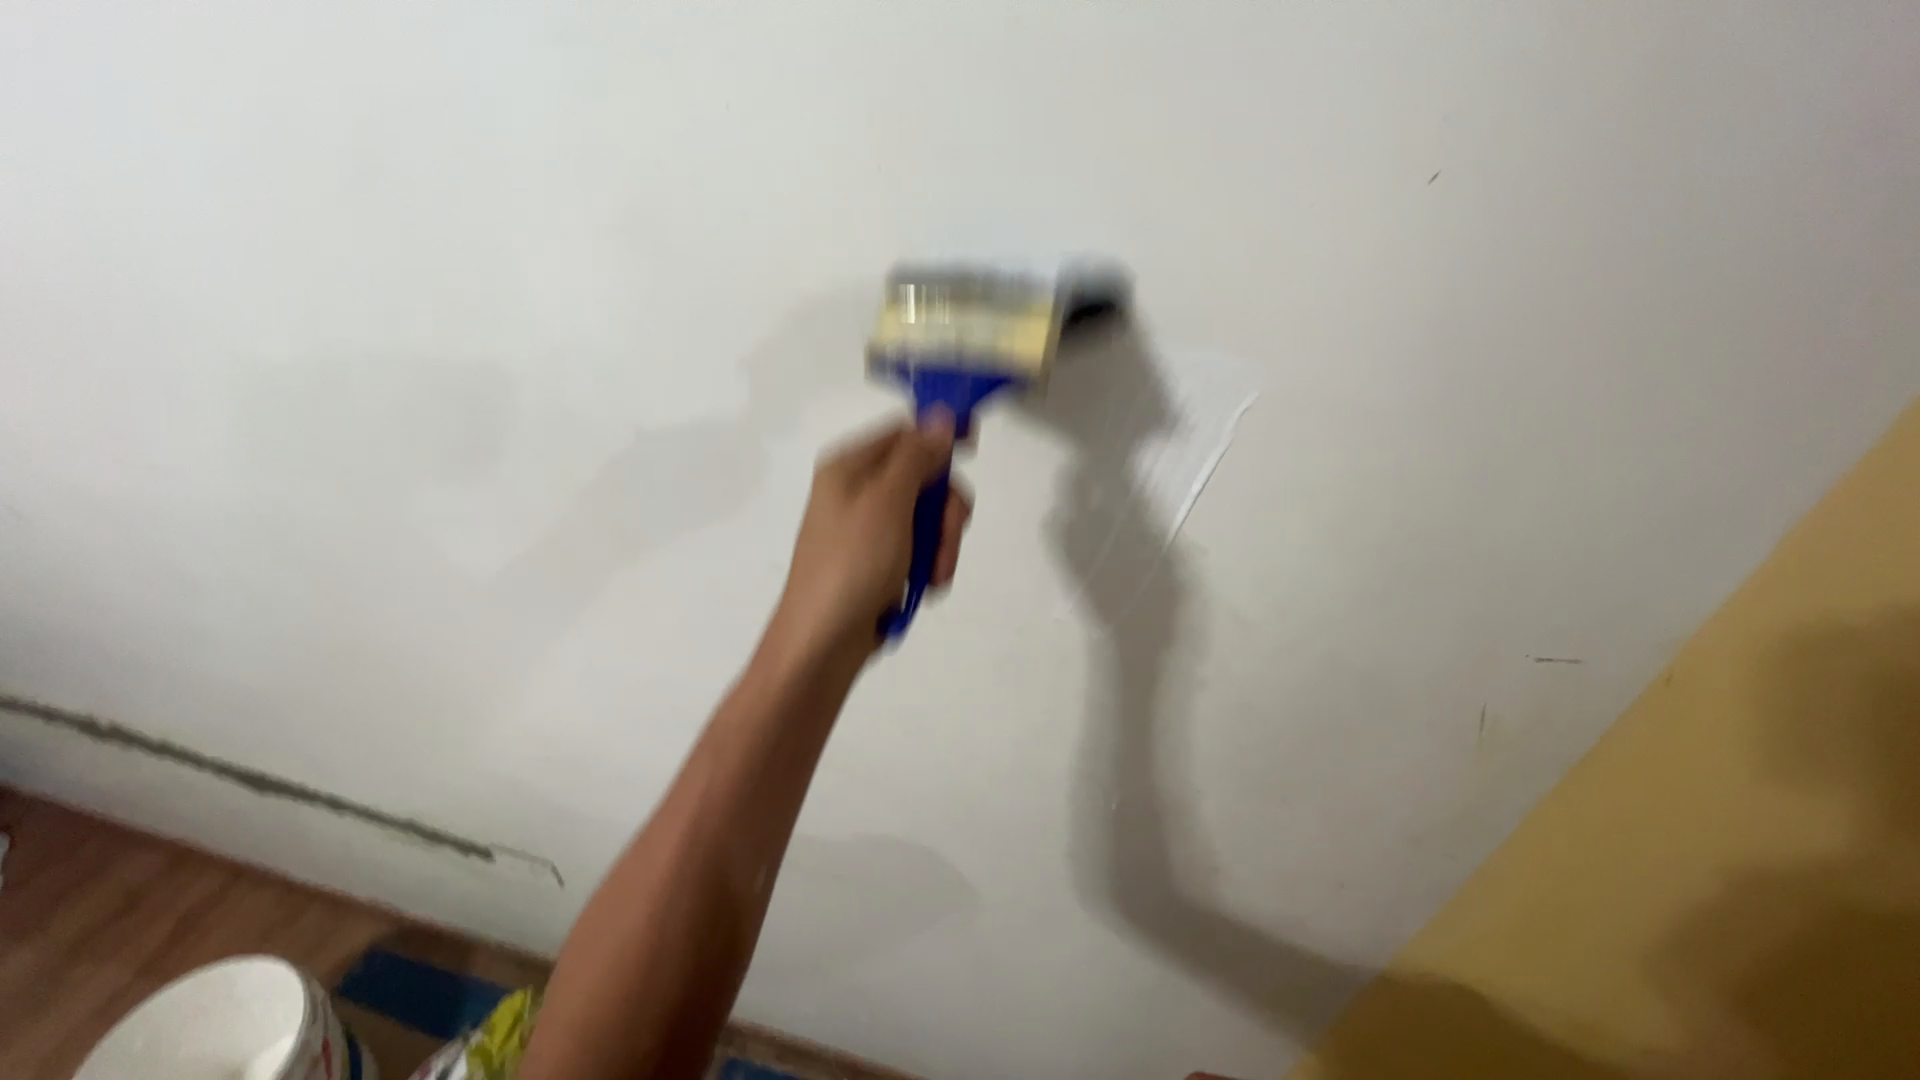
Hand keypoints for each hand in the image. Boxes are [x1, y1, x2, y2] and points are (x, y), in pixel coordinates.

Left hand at [770, 413, 971, 660]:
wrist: (822, 642)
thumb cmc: (852, 564)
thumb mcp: (888, 502)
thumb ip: (917, 456)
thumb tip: (942, 415)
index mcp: (851, 465)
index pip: (906, 431)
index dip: (941, 437)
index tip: (975, 448)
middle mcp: (859, 490)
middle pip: (925, 477)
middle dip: (944, 511)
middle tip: (946, 538)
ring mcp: (869, 528)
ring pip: (928, 517)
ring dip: (941, 545)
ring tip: (932, 576)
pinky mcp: (879, 562)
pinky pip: (919, 549)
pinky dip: (928, 566)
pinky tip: (923, 587)